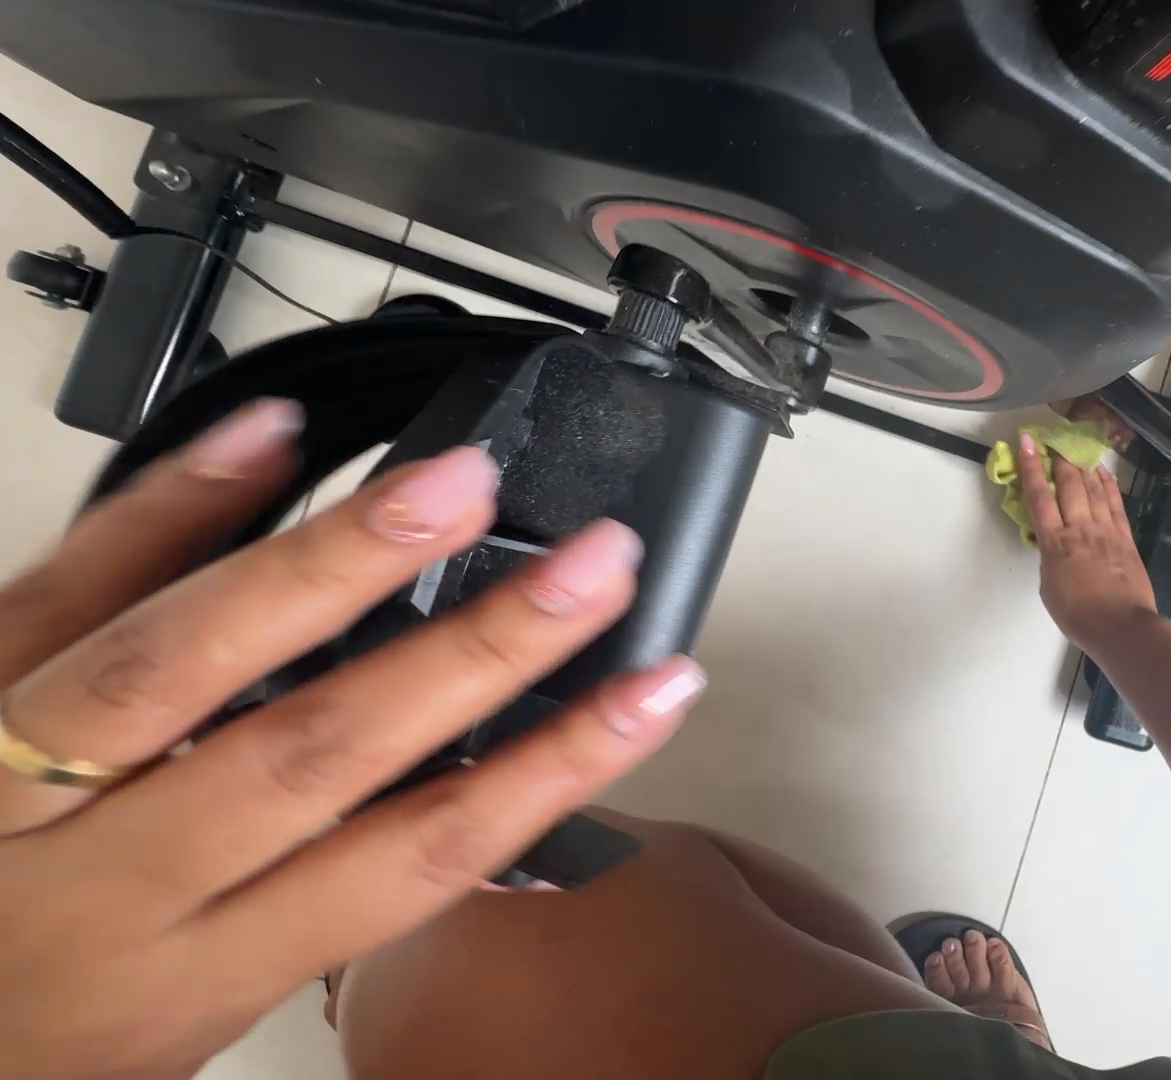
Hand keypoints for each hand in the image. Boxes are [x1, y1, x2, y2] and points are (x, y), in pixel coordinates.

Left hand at [0, 399, 704, 1078]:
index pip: (427, 848)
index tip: (656, 691)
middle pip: (328, 743)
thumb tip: (519, 841)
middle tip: (593, 567)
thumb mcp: (213, 1012)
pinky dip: (175, 501)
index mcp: (198, 965)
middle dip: (484, 645)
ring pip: (188, 652)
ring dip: (341, 558)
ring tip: (456, 484)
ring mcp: (6, 776)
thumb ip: (359, 908)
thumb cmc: (44, 1034)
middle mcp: (106, 876)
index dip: (560, 766)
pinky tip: (272, 434)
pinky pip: (61, 581)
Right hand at [1016, 433, 1158, 655]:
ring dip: (1083, 466)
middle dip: (1060, 458)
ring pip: (1093, 490)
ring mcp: (1105, 531)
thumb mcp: (1049, 588)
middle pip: (1068, 485)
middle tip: (1054, 438)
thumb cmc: (1078, 616)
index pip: (1038, 498)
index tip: (1027, 443)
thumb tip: (1056, 546)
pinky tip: (1103, 472)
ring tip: (1076, 448)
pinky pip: (1116, 504)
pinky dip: (1109, 485)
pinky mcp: (1125, 538)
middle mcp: (1080, 529)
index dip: (1031, 468)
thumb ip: (1051, 560)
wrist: (1121, 627)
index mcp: (1055, 543)